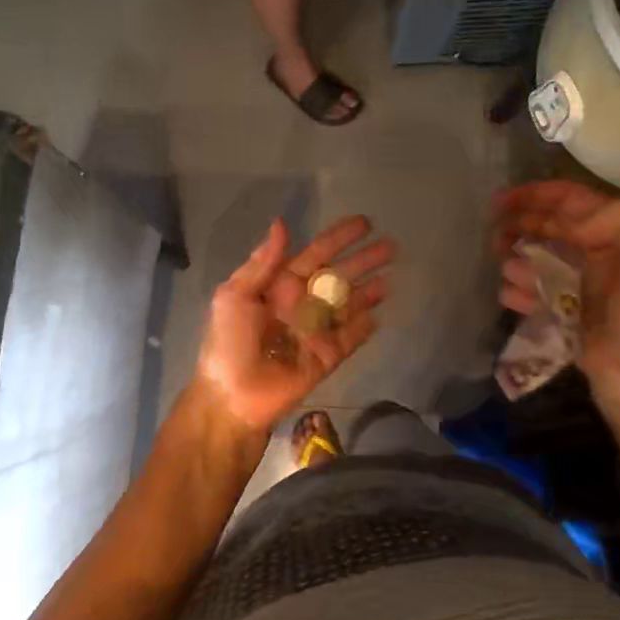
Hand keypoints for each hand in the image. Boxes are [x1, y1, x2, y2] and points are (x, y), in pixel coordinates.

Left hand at [194, 215, 393, 431]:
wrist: (232, 396)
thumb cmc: (228, 342)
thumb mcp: (234, 296)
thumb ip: (262, 262)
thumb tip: (282, 223)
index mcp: (281, 285)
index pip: (315, 254)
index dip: (339, 238)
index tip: (364, 223)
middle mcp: (303, 303)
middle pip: (339, 276)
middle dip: (364, 261)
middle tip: (391, 246)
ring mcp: (318, 330)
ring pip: (350, 304)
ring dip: (369, 290)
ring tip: (391, 276)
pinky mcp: (328, 356)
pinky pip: (351, 336)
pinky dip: (365, 325)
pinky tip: (380, 311)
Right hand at [493, 182, 619, 418]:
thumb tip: (571, 223)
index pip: (576, 201)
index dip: (537, 195)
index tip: (500, 201)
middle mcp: (607, 256)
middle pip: (553, 227)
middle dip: (521, 225)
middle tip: (494, 235)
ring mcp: (587, 288)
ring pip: (541, 260)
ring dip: (518, 259)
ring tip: (506, 268)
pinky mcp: (571, 317)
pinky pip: (537, 294)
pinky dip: (519, 291)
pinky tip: (508, 295)